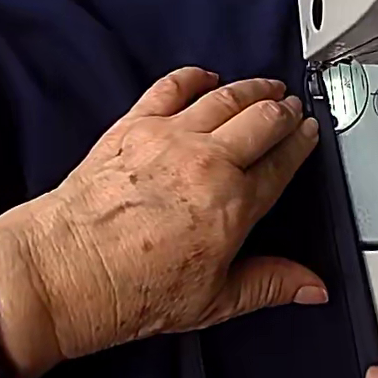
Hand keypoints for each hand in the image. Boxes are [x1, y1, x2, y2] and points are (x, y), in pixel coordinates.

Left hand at [0, 67, 323, 377]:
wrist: (65, 268)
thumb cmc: (130, 289)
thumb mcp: (213, 301)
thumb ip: (269, 284)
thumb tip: (311, 288)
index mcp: (233, 206)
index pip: (281, 163)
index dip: (300, 145)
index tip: (308, 134)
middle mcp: (207, 163)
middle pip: (261, 120)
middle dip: (282, 111)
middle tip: (290, 107)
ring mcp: (169, 138)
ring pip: (225, 98)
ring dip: (251, 89)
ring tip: (263, 88)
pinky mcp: (133, 125)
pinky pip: (170, 87)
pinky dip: (192, 77)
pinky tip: (205, 76)